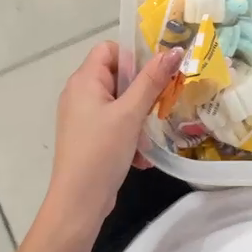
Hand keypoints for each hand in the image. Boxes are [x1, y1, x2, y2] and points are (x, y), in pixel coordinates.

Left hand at [40, 43, 183, 230]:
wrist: (78, 202)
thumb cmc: (102, 150)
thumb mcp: (130, 113)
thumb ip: (152, 80)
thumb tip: (173, 49)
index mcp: (84, 80)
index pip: (109, 49)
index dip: (133, 56)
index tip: (155, 75)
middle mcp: (79, 93)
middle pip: (116, 77)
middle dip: (141, 91)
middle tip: (161, 104)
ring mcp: (81, 117)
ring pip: (118, 104)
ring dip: (138, 118)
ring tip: (152, 134)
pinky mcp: (87, 138)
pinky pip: (113, 125)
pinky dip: (128, 136)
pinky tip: (141, 158)